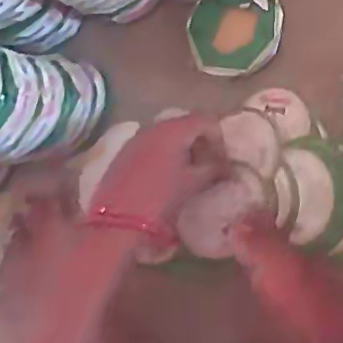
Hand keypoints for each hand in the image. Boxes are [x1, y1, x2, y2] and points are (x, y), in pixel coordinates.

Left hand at [91, 114, 222, 225]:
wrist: (116, 222)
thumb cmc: (160, 198)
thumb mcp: (193, 183)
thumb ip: (214, 169)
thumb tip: (226, 167)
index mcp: (175, 129)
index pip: (206, 120)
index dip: (219, 138)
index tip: (222, 159)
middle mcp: (155, 126)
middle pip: (186, 123)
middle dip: (201, 141)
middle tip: (208, 163)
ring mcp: (137, 138)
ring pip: (168, 133)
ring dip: (182, 146)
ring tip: (188, 170)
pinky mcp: (124, 152)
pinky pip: (151, 143)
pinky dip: (164, 152)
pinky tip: (166, 174)